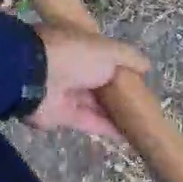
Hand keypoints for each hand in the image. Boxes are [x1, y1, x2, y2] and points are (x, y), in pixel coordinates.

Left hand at [25, 24, 150, 141]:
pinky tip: (132, 135)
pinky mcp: (62, 116)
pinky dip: (109, 128)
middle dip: (118, 92)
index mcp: (75, 46)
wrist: (36, 76)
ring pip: (95, 104)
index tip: (139, 79)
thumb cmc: (72, 55)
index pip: (99, 56)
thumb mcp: (105, 48)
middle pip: (97, 82)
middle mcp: (69, 68)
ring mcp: (64, 92)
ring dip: (116, 112)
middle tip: (146, 104)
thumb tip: (146, 66)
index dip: (118, 67)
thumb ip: (126, 56)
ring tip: (144, 122)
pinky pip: (90, 122)